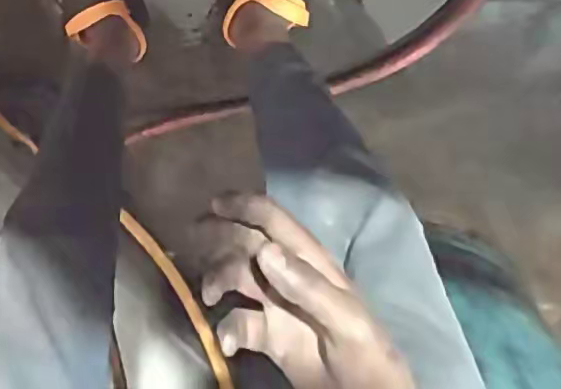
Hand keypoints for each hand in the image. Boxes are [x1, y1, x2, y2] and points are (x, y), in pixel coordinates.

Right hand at [196, 193, 414, 388]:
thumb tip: (263, 249)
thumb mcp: (346, 320)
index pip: (272, 219)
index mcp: (308, 260)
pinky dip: (227, 328)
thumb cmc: (369, 357)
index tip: (213, 203)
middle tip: (191, 239)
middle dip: (219, 235)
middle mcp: (287, 275)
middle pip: (247, 242)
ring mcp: (277, 306)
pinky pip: (240, 323)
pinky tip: (225, 341)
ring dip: (218, 278)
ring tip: (206, 295)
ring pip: (237, 277)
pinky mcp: (271, 339)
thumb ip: (307, 285)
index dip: (244, 205)